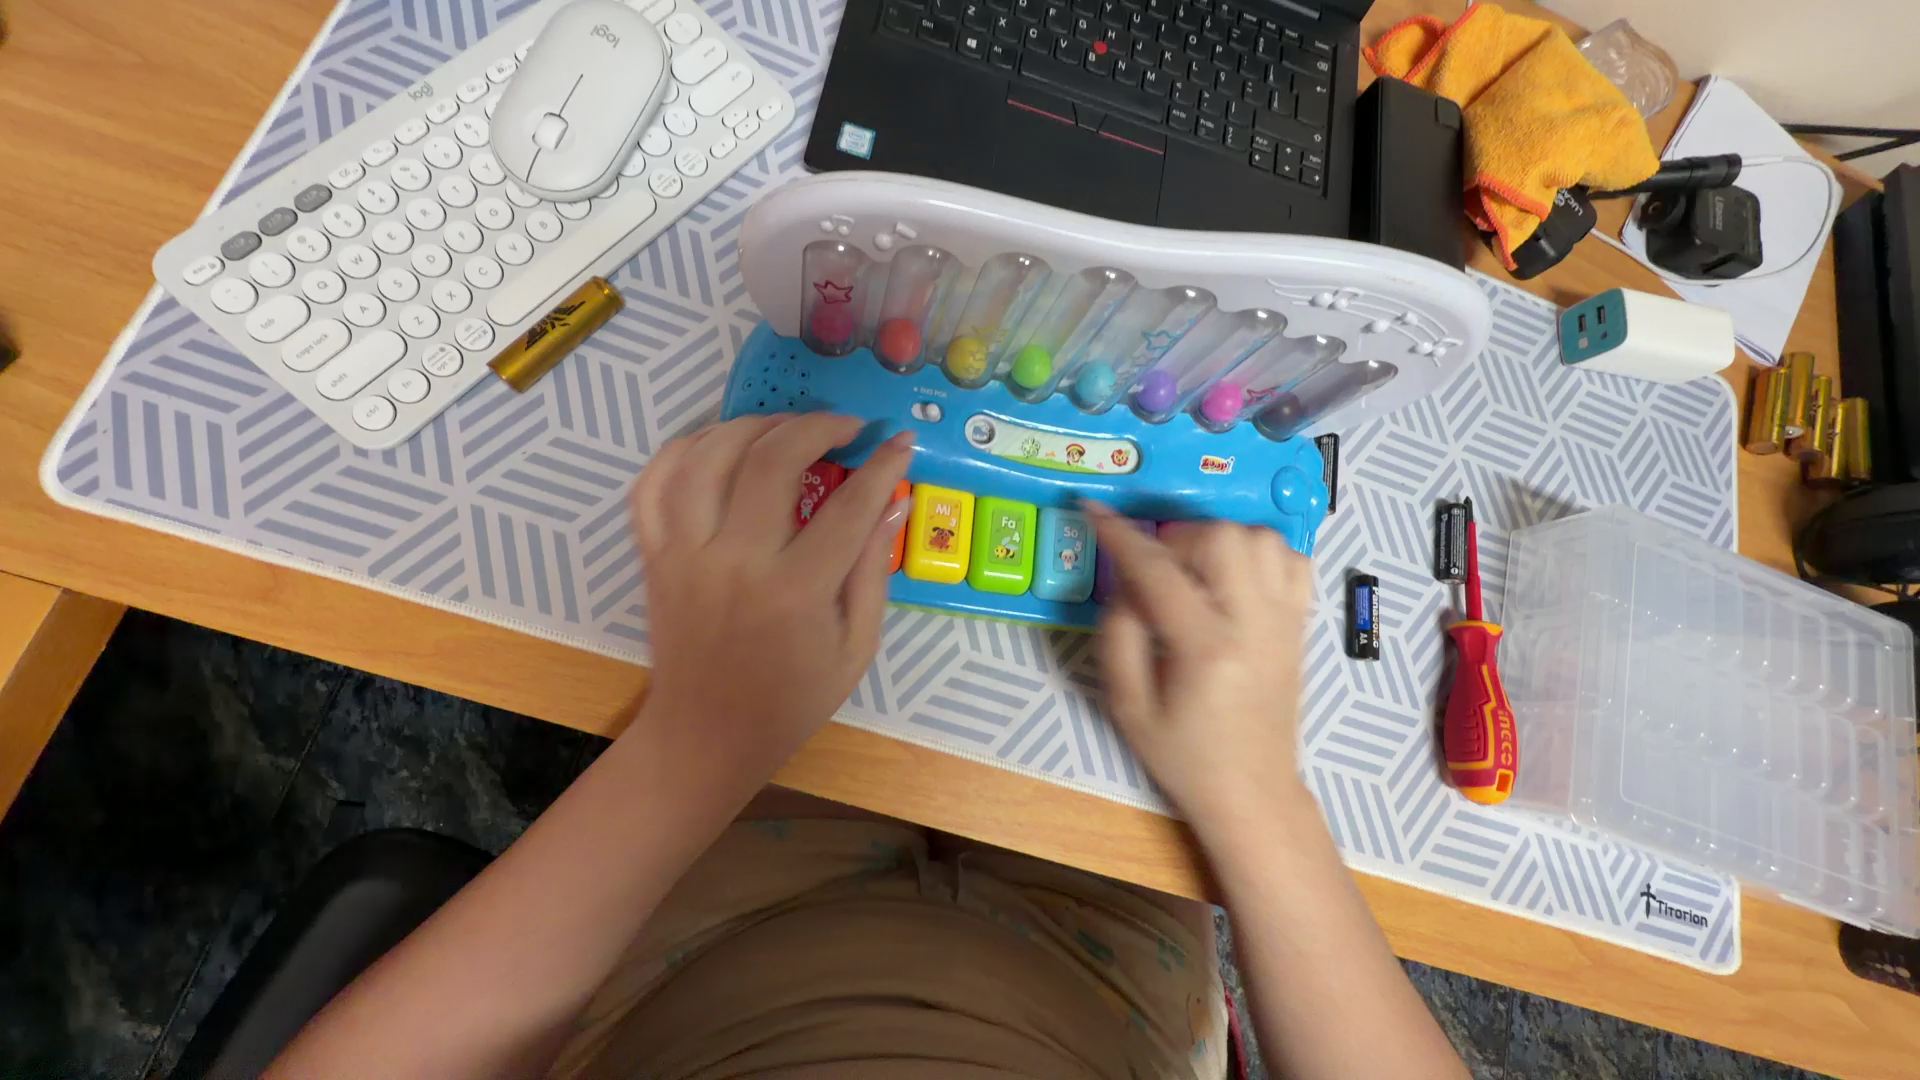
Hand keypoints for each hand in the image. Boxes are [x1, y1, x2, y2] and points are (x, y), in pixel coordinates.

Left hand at [628, 414, 912, 778]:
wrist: (706, 736)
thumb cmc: (792, 698)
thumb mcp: (855, 647)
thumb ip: (872, 570)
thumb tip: (893, 500)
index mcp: (796, 592)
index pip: (849, 507)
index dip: (881, 466)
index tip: (898, 443)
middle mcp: (736, 563)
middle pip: (770, 461)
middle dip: (815, 427)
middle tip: (843, 426)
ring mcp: (685, 555)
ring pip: (706, 457)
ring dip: (750, 426)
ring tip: (784, 427)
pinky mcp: (654, 557)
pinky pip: (654, 483)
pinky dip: (683, 450)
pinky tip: (718, 444)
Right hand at [1089, 504, 1317, 843]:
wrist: (1253, 791)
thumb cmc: (1183, 755)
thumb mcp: (1128, 705)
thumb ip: (1118, 634)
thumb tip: (1126, 581)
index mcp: (1206, 649)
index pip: (1159, 572)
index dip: (1121, 536)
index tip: (1094, 510)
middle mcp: (1255, 624)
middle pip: (1224, 538)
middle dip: (1178, 538)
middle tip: (1156, 566)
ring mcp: (1286, 620)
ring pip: (1261, 538)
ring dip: (1219, 539)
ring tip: (1194, 570)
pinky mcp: (1300, 623)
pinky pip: (1290, 559)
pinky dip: (1258, 552)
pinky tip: (1232, 576)